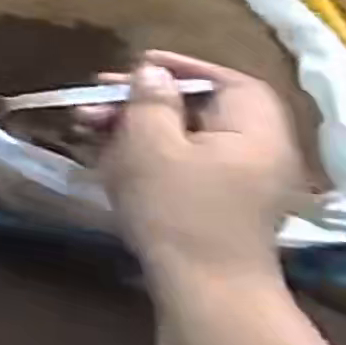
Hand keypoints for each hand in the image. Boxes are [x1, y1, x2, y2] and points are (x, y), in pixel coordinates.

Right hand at [94, 51, 302, 284]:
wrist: (201, 282)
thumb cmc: (175, 206)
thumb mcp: (150, 145)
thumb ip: (151, 101)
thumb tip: (151, 72)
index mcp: (255, 135)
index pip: (232, 83)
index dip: (186, 66)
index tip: (137, 62)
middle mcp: (258, 153)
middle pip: (203, 108)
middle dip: (146, 96)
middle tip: (96, 94)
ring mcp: (240, 180)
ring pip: (186, 134)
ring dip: (136, 122)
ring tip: (87, 123)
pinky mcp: (218, 200)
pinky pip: (183, 158)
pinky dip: (146, 147)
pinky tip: (107, 150)